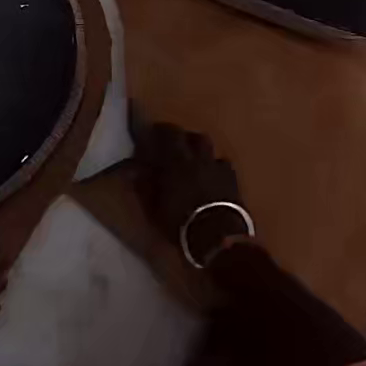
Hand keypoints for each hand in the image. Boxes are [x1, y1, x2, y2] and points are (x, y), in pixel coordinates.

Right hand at [134, 121, 250, 264]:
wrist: (217, 235)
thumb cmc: (180, 221)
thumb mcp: (154, 206)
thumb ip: (144, 185)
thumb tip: (132, 170)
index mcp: (178, 161)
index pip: (170, 134)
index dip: (163, 130)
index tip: (155, 131)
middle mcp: (200, 159)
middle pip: (197, 137)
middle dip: (187, 138)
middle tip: (178, 145)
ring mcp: (219, 169)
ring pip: (212, 150)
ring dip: (203, 152)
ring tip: (197, 160)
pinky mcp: (233, 181)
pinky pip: (224, 166)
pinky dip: (217, 168)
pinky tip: (213, 176)